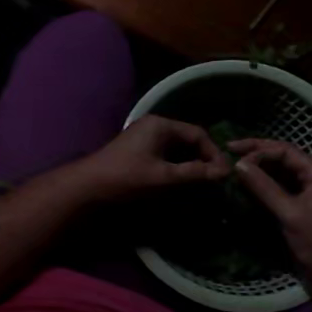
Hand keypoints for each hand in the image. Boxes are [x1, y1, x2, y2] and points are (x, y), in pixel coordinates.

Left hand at [66, 115, 231, 202]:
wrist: (88, 187)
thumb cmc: (126, 178)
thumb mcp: (164, 176)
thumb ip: (195, 173)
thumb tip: (224, 172)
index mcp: (161, 125)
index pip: (198, 134)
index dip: (213, 153)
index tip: (223, 174)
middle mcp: (155, 126)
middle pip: (189, 140)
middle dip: (203, 159)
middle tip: (215, 180)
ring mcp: (145, 137)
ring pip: (178, 149)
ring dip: (191, 165)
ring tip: (202, 183)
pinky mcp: (139, 150)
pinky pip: (167, 155)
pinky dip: (177, 167)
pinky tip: (183, 183)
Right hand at [229, 140, 311, 294]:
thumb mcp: (289, 214)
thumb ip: (264, 187)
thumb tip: (239, 164)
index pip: (287, 151)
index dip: (259, 149)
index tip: (233, 153)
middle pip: (285, 160)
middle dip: (258, 155)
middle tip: (230, 150)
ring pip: (284, 175)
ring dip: (262, 171)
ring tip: (237, 167)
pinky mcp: (307, 211)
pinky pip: (285, 191)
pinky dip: (268, 187)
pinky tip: (250, 187)